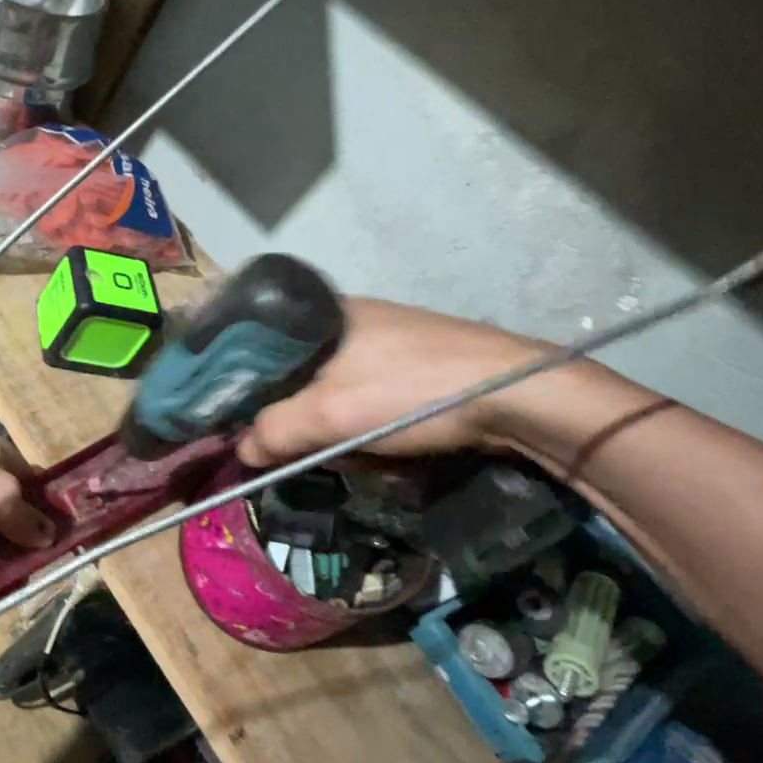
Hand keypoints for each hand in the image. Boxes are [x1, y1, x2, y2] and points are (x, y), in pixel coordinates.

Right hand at [236, 298, 548, 466]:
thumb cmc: (412, 393)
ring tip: (350, 446)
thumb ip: (275, 431)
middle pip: (297, 367)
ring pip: (333, 382)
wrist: (521, 397)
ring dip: (334, 418)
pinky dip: (365, 416)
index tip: (242, 417)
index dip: (243, 381)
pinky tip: (382, 437)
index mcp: (322, 312)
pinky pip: (368, 388)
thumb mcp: (330, 416)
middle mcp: (351, 315)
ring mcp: (389, 334)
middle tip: (304, 441)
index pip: (259, 342)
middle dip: (297, 410)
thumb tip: (242, 450)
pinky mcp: (420, 357)